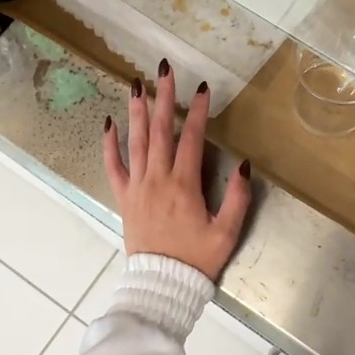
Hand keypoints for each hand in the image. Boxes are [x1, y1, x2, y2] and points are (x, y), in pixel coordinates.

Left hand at [103, 61, 253, 280]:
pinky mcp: (124, 197)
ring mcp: (137, 187)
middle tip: (164, 69)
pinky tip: (109, 122)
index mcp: (184, 185)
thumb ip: (238, 198)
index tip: (203, 88)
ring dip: (137, 111)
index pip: (191, 139)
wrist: (162, 285)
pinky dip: (110, 144)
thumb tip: (245, 165)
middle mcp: (157, 179)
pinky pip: (113, 166)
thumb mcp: (227, 232)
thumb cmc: (197, 260)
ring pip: (136, 141)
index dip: (198, 112)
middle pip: (160, 131)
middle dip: (163, 97)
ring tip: (136, 83)